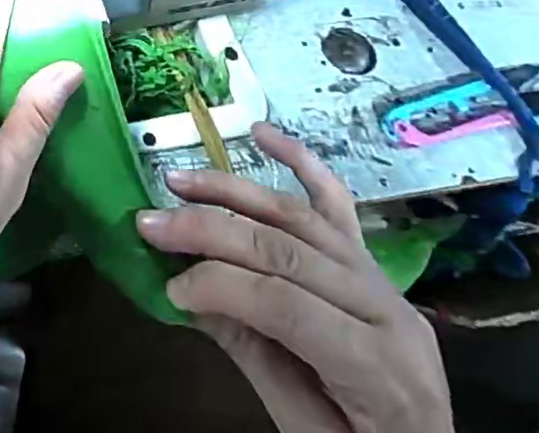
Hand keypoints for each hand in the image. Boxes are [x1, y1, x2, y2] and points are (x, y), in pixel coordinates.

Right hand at [137, 123, 451, 432]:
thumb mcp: (300, 425)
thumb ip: (250, 351)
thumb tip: (183, 289)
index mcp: (379, 366)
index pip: (287, 303)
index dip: (221, 286)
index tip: (168, 285)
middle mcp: (386, 306)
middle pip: (287, 247)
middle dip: (212, 228)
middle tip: (152, 220)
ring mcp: (381, 275)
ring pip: (300, 216)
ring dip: (234, 191)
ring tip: (180, 180)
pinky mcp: (370, 260)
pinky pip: (336, 202)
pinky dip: (299, 162)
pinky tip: (262, 133)